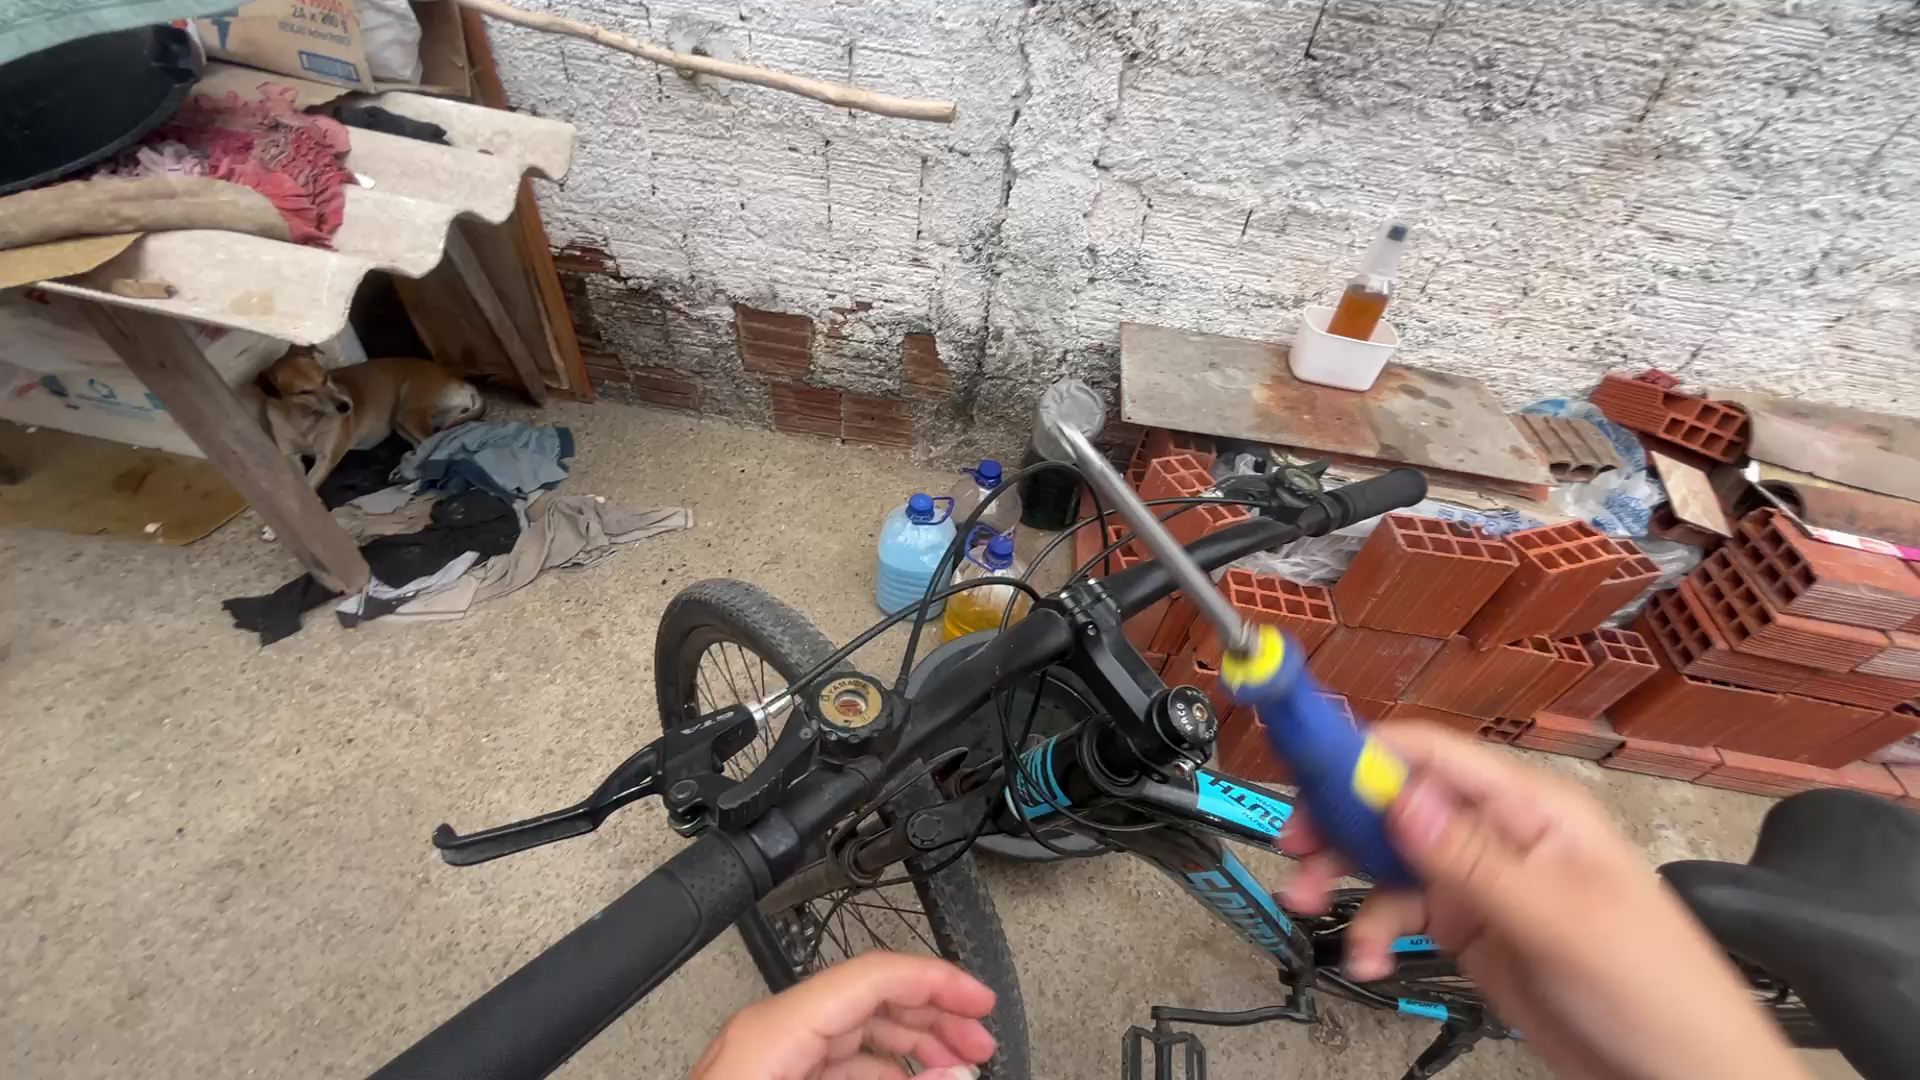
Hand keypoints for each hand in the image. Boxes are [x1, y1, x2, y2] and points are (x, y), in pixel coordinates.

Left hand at [690, 951, 995, 1079]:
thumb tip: (955, 1074)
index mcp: (774, 1033)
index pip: (871, 976)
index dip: (936, 981)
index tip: (979, 1002)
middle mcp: (770, 1033)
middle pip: (868, 999)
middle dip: (932, 1016)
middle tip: (980, 1042)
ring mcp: (769, 1058)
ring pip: (856, 1030)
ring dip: (912, 1046)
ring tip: (954, 1070)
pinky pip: (838, 1064)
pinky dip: (881, 1072)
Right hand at [1277, 721, 1810, 1079]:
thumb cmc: (1652, 992)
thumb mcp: (1559, 921)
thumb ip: (1471, 858)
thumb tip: (1397, 799)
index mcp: (1524, 806)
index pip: (1429, 755)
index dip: (1364, 752)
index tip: (1306, 767)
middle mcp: (1489, 829)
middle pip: (1391, 801)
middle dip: (1337, 820)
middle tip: (1295, 844)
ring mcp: (1471, 874)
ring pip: (1382, 854)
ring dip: (1340, 875)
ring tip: (1306, 900)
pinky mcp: (1459, 919)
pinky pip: (1396, 908)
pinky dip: (1373, 929)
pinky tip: (1369, 957)